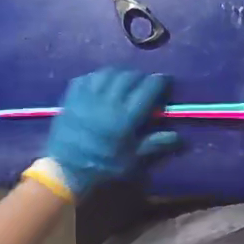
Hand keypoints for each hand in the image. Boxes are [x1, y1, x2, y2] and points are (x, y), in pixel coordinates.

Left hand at [41, 68, 180, 196]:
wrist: (64, 170)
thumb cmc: (102, 167)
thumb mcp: (132, 161)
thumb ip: (155, 144)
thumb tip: (179, 136)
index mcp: (126, 117)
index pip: (148, 88)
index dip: (160, 81)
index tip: (165, 81)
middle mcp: (108, 101)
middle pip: (129, 76)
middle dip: (141, 75)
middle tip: (145, 82)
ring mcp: (87, 97)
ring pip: (107, 72)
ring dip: (120, 72)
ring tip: (124, 79)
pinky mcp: (71, 98)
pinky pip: (86, 77)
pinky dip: (97, 76)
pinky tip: (100, 83)